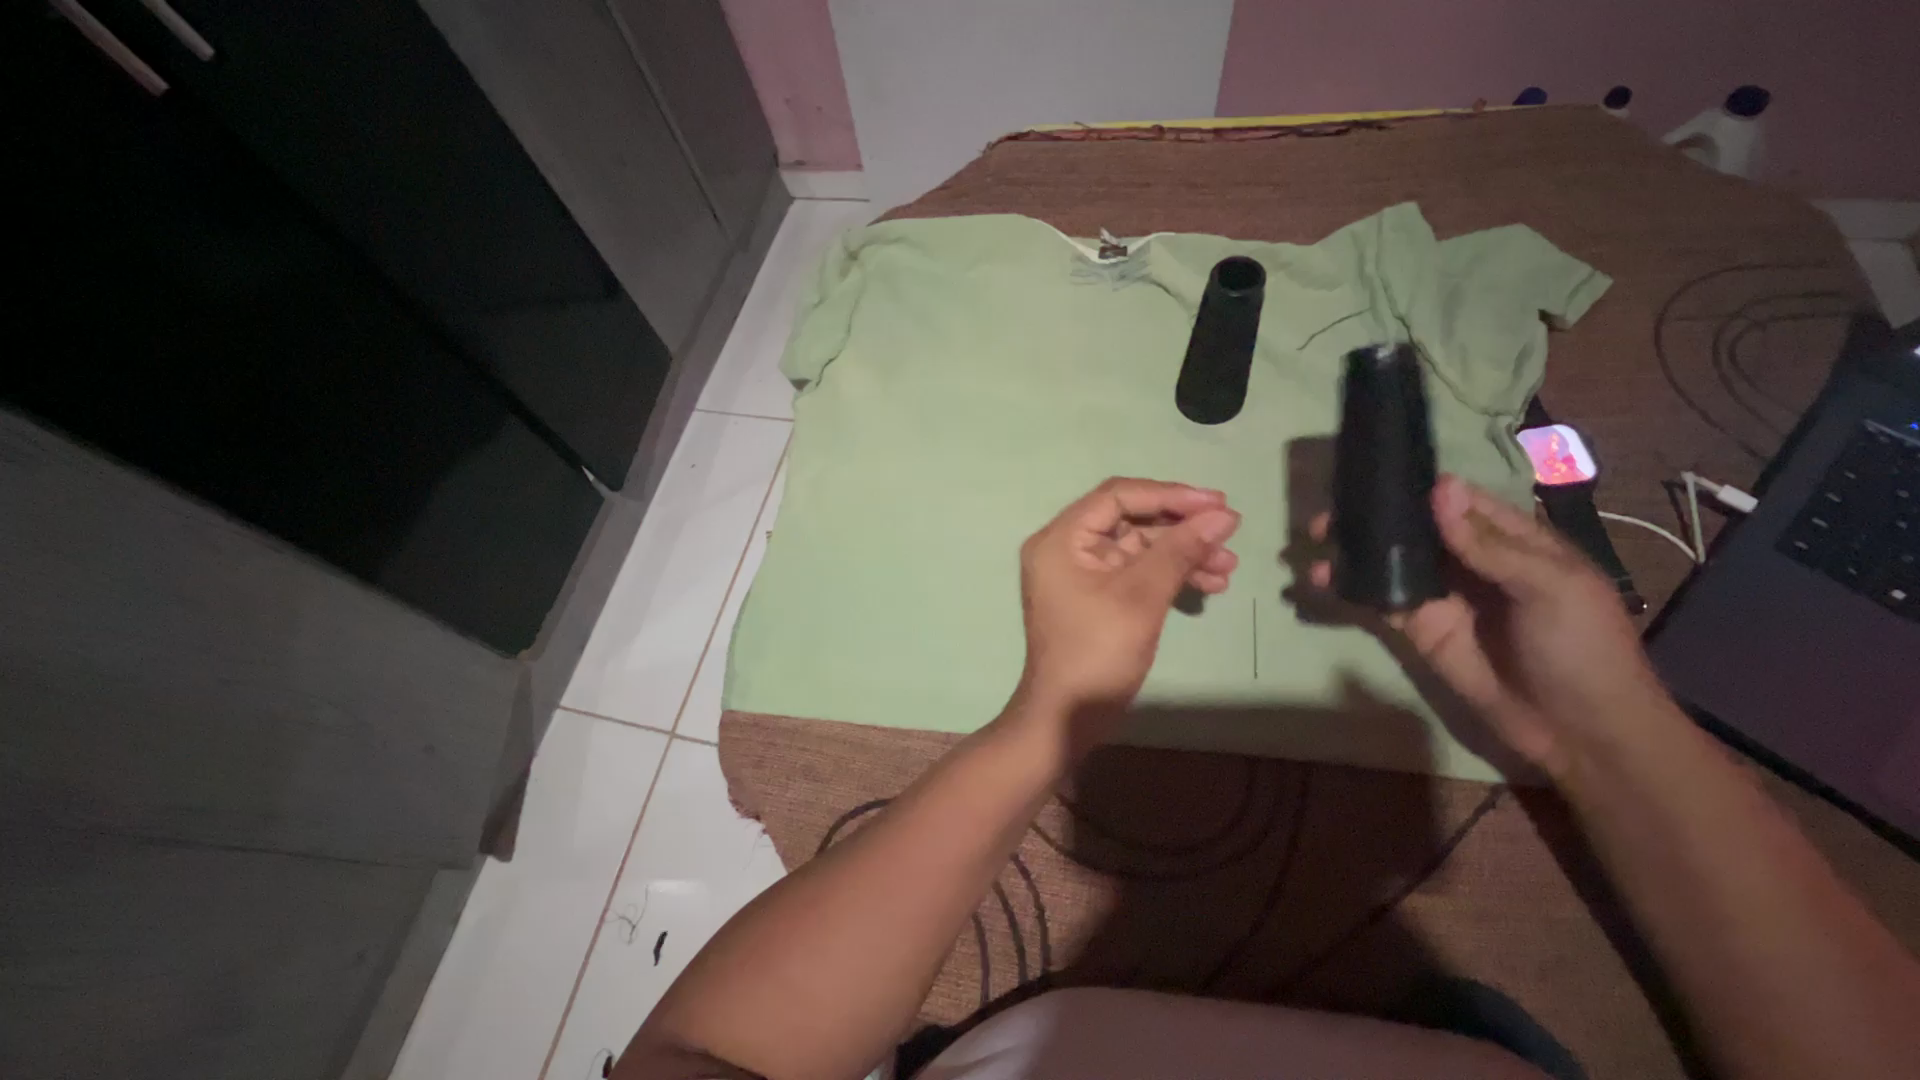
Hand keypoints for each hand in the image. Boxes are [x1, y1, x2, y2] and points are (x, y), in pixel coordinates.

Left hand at [1010, 478, 1240, 751]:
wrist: (1067, 718)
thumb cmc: (1097, 653)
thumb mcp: (1141, 597)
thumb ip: (1180, 550)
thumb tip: (1223, 515)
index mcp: (1061, 539)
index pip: (1118, 496)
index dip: (1170, 495)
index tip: (1217, 504)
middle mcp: (1066, 548)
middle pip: (1131, 519)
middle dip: (1182, 528)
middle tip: (1229, 535)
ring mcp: (1080, 574)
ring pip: (1139, 548)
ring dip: (1183, 554)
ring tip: (1228, 568)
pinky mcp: (1095, 597)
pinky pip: (1136, 573)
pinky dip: (1169, 576)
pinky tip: (1209, 585)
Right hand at [1310, 475, 1672, 778]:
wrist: (1579, 730)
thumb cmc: (1582, 647)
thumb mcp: (1551, 587)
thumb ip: (1490, 544)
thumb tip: (1440, 488)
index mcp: (1512, 540)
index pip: (1459, 500)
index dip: (1419, 485)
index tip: (1373, 470)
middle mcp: (1471, 561)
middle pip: (1415, 527)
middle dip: (1373, 516)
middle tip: (1329, 511)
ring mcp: (1443, 596)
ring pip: (1391, 560)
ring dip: (1354, 548)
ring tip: (1314, 540)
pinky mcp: (1420, 629)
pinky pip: (1380, 599)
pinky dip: (1349, 587)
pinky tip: (1321, 579)